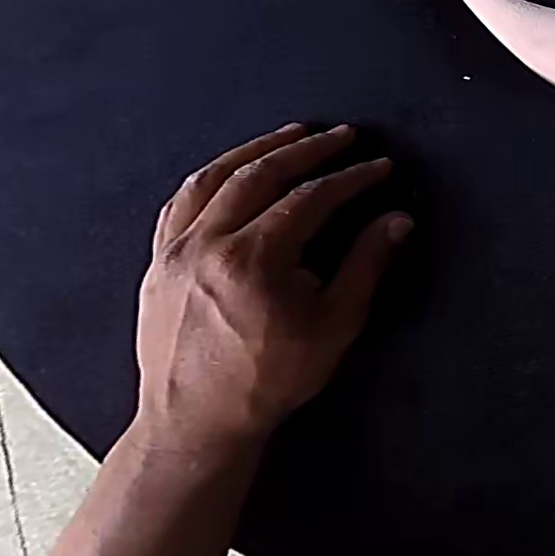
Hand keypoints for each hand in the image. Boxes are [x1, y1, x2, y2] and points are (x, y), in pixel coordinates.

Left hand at [135, 123, 411, 457]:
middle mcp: (207, 243)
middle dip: (308, 150)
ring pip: (214, 178)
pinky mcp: (157, 262)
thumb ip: (367, 264)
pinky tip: (231, 169)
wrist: (198, 421)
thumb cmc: (273, 377)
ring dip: (257, 149)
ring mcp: (174, 250)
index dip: (351, 178)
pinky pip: (180, 202)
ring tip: (291, 134)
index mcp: (255, 259)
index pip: (311, 198)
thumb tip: (397, 219)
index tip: (379, 166)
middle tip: (342, 136)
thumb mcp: (336, 323)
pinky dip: (211, 176)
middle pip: (261, 175)